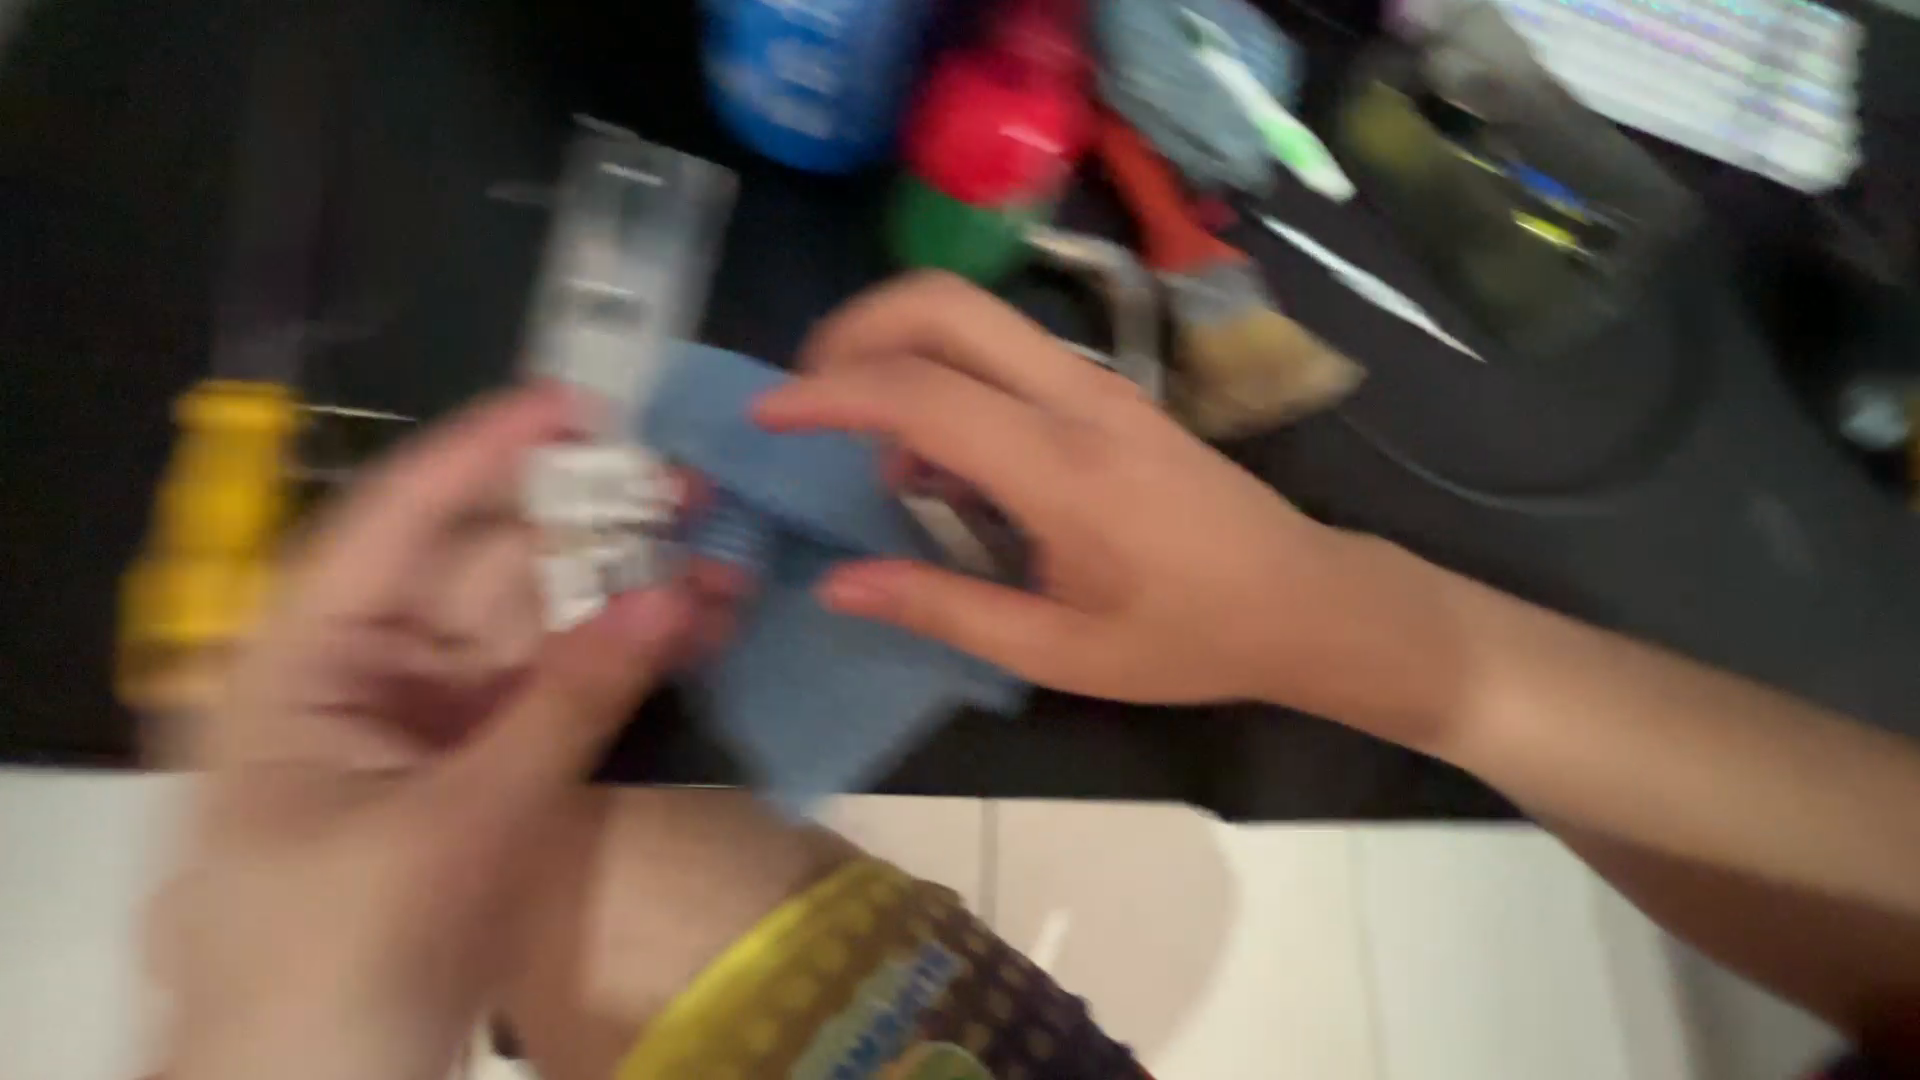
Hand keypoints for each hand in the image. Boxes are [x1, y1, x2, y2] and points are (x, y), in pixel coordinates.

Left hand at [149, 384, 697, 1079]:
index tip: (577, 406)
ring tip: (723, 563)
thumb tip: (679, 596)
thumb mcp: (459, 817)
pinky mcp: (504, 750)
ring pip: (551, 621)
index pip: (397, 522)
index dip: (485, 454)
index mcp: (310, 660)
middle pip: (496, 565)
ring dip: (636, 592)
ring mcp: (450, 709)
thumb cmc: (339, 953)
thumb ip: (574, 699)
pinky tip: (706, 628)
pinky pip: (576, 680)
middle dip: (597, 527)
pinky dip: (638, 656)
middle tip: (690, 491)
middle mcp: (380, 664)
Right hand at [755, 273, 1450, 725]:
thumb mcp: (1057, 652)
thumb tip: (838, 583)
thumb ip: (943, 609)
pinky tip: (944, 462)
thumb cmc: (1185, 639)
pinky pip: (1005, 354)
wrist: (1304, 598)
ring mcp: (1100, 384)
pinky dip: (946, 378)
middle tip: (807, 396)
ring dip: (899, 353)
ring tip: (874, 452)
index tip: (765, 414)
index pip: (920, 392)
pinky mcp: (1110, 391)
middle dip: (854, 330)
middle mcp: (1078, 399)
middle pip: (945, 303)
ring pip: (975, 317)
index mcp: (1061, 469)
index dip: (827, 394)